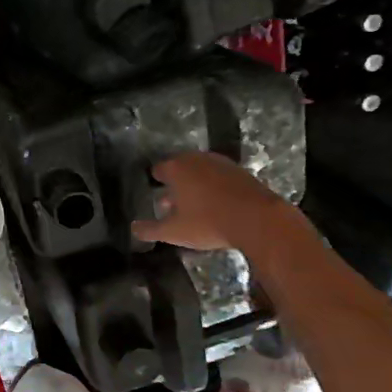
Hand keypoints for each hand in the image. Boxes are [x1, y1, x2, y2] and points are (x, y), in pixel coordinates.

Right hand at [131, 151, 303, 251]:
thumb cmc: (208, 222)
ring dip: (196, 184)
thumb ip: (151, 229)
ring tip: (197, 205)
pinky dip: (215, 186)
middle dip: (176, 183)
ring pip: (201, 171)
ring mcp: (220, 163)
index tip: (157, 193)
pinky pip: (220, 176)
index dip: (156, 181)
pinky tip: (218, 203)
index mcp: (175, 169)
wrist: (258, 219)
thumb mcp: (174, 232)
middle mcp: (195, 159)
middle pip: (180, 168)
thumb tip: (133, 228)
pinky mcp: (240, 171)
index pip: (158, 169)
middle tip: (175, 203)